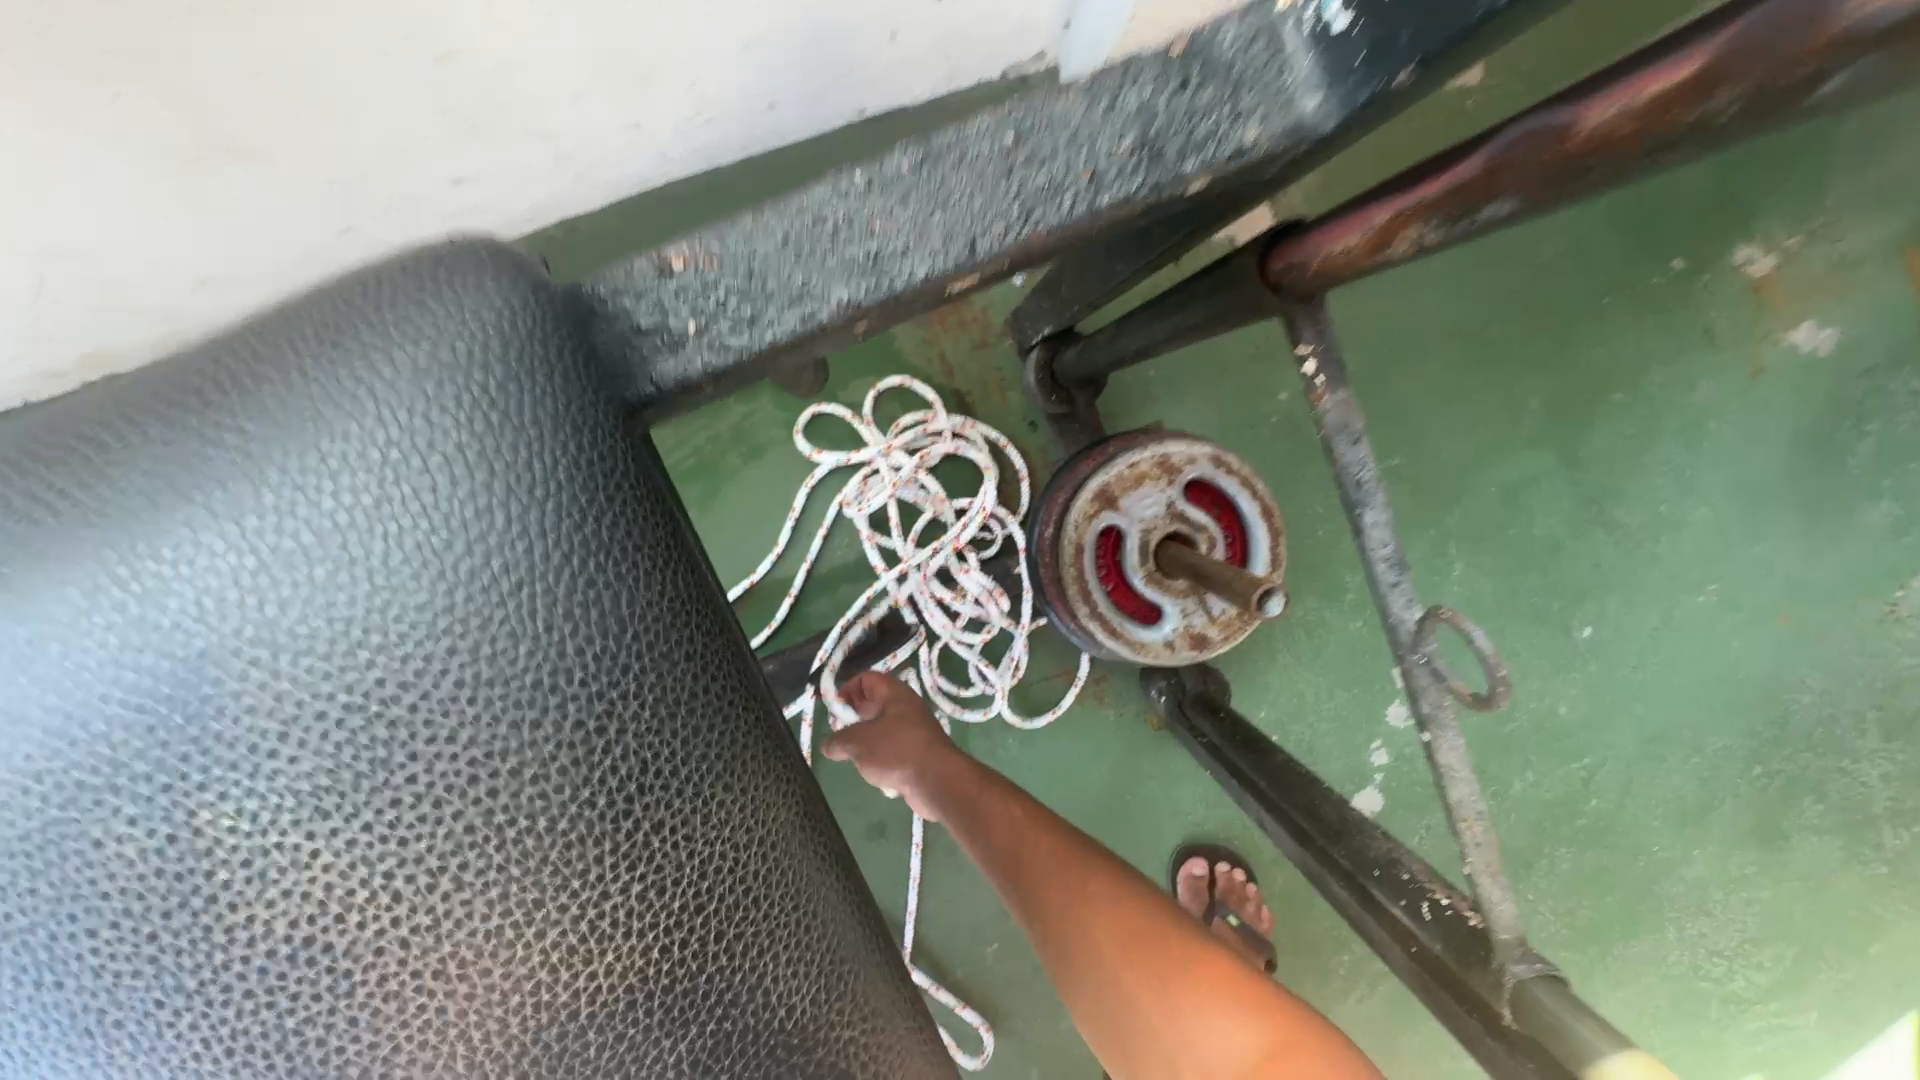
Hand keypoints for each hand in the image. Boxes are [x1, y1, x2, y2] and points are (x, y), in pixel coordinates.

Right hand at [821, 671, 969, 820]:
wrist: (936, 780)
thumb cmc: (895, 750)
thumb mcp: (857, 742)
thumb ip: (838, 741)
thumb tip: (828, 745)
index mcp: (894, 694)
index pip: (866, 679)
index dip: (847, 689)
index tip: (833, 710)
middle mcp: (906, 708)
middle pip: (873, 706)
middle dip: (854, 720)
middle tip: (839, 735)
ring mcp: (914, 732)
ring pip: (882, 731)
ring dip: (866, 744)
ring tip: (855, 757)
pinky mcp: (917, 755)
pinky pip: (893, 753)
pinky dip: (882, 762)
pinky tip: (877, 776)